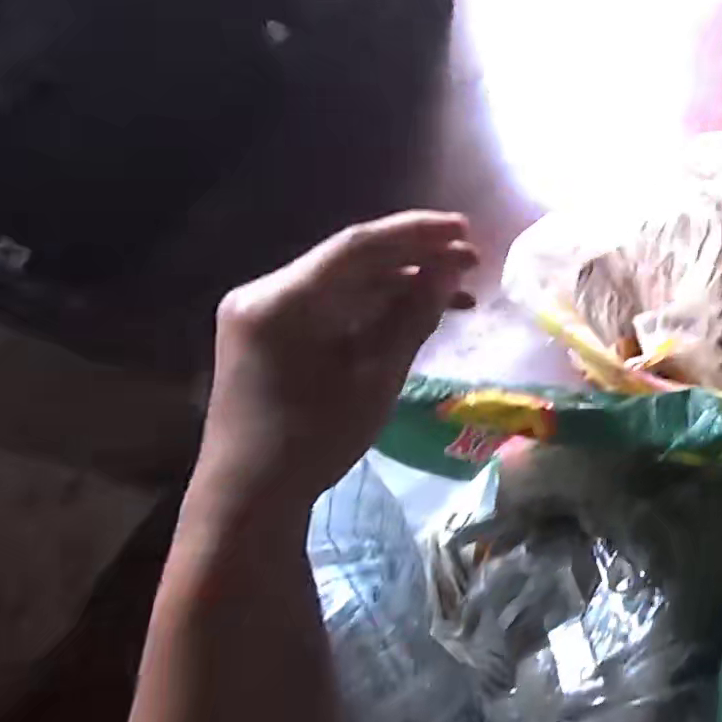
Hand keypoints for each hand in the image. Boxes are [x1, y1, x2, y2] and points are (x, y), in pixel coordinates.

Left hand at [196, 211, 478, 506]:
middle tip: (470, 259)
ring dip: (399, 282)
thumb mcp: (376, 377)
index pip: (358, 247)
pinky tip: (413, 310)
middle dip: (414, 257)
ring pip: (345, 281)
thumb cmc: (315, 439)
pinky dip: (373, 305)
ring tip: (455, 288)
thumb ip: (414, 315)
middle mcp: (265, 292)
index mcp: (283, 300)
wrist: (250, 492)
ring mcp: (263, 310)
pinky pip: (331, 304)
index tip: (465, 230)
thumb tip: (452, 267)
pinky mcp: (270, 329)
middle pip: (352, 260)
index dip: (416, 233)